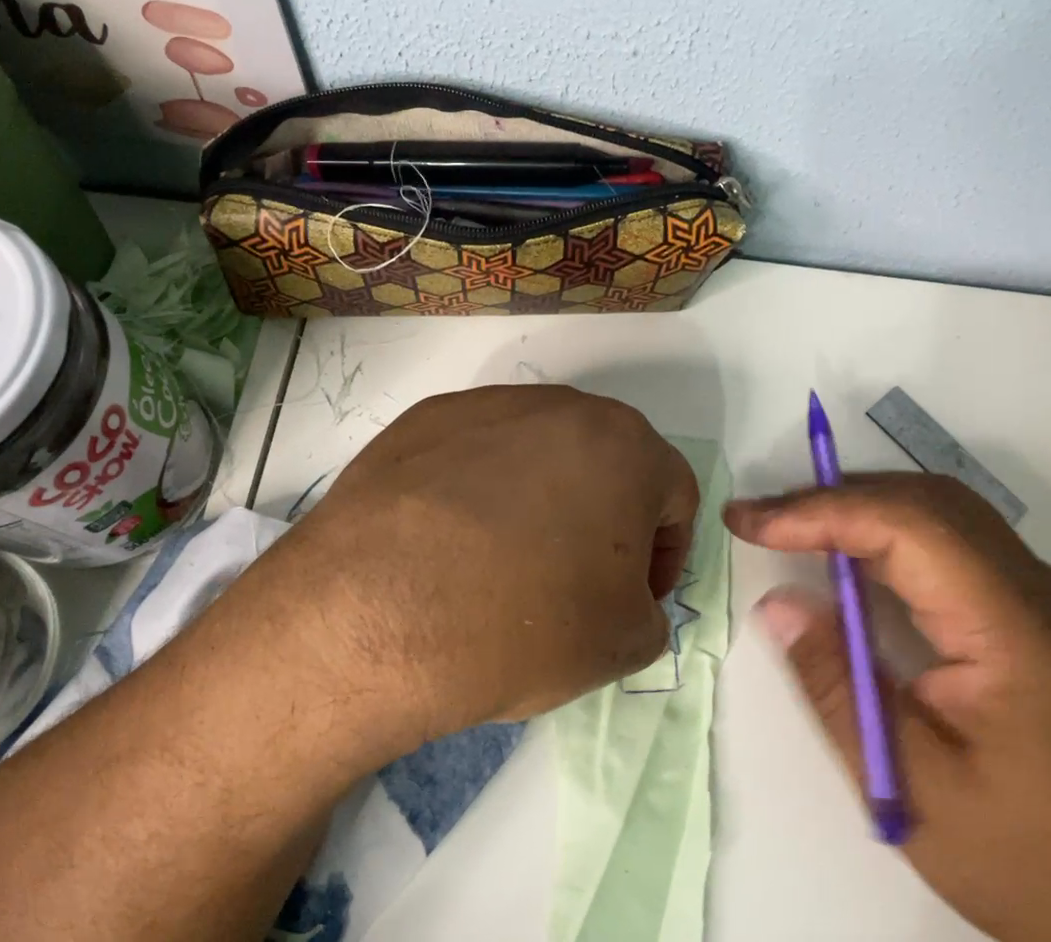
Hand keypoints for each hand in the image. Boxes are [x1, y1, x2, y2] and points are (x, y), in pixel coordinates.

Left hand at [241, 385, 697, 750]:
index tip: (632, 598)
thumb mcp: (622, 644)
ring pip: (534, 455)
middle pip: (603, 463)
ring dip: (538, 501)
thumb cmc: (523, 624)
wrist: (378, 614)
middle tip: (574, 581)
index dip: (663, 555)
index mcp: (624, 445)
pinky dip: (475, 494)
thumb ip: (649, 610)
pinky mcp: (417, 423)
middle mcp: (558, 407)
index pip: (672, 495)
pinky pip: (470, 457)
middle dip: (603, 521)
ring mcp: (481, 407)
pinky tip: (447, 546)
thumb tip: (623, 595)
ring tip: (501, 565)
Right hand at [725, 474, 1050, 941]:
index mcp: (1012, 628)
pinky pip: (959, 547)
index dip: (820, 511)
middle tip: (759, 521)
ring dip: (863, 510)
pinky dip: (893, 537)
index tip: (747, 523)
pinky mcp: (1041, 619)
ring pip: (946, 515)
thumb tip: (778, 605)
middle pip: (929, 502)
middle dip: (835, 498)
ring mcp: (1047, 602)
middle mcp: (1040, 593)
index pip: (908, 526)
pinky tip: (853, 563)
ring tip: (789, 531)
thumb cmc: (1024, 858)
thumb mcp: (909, 781)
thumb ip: (837, 684)